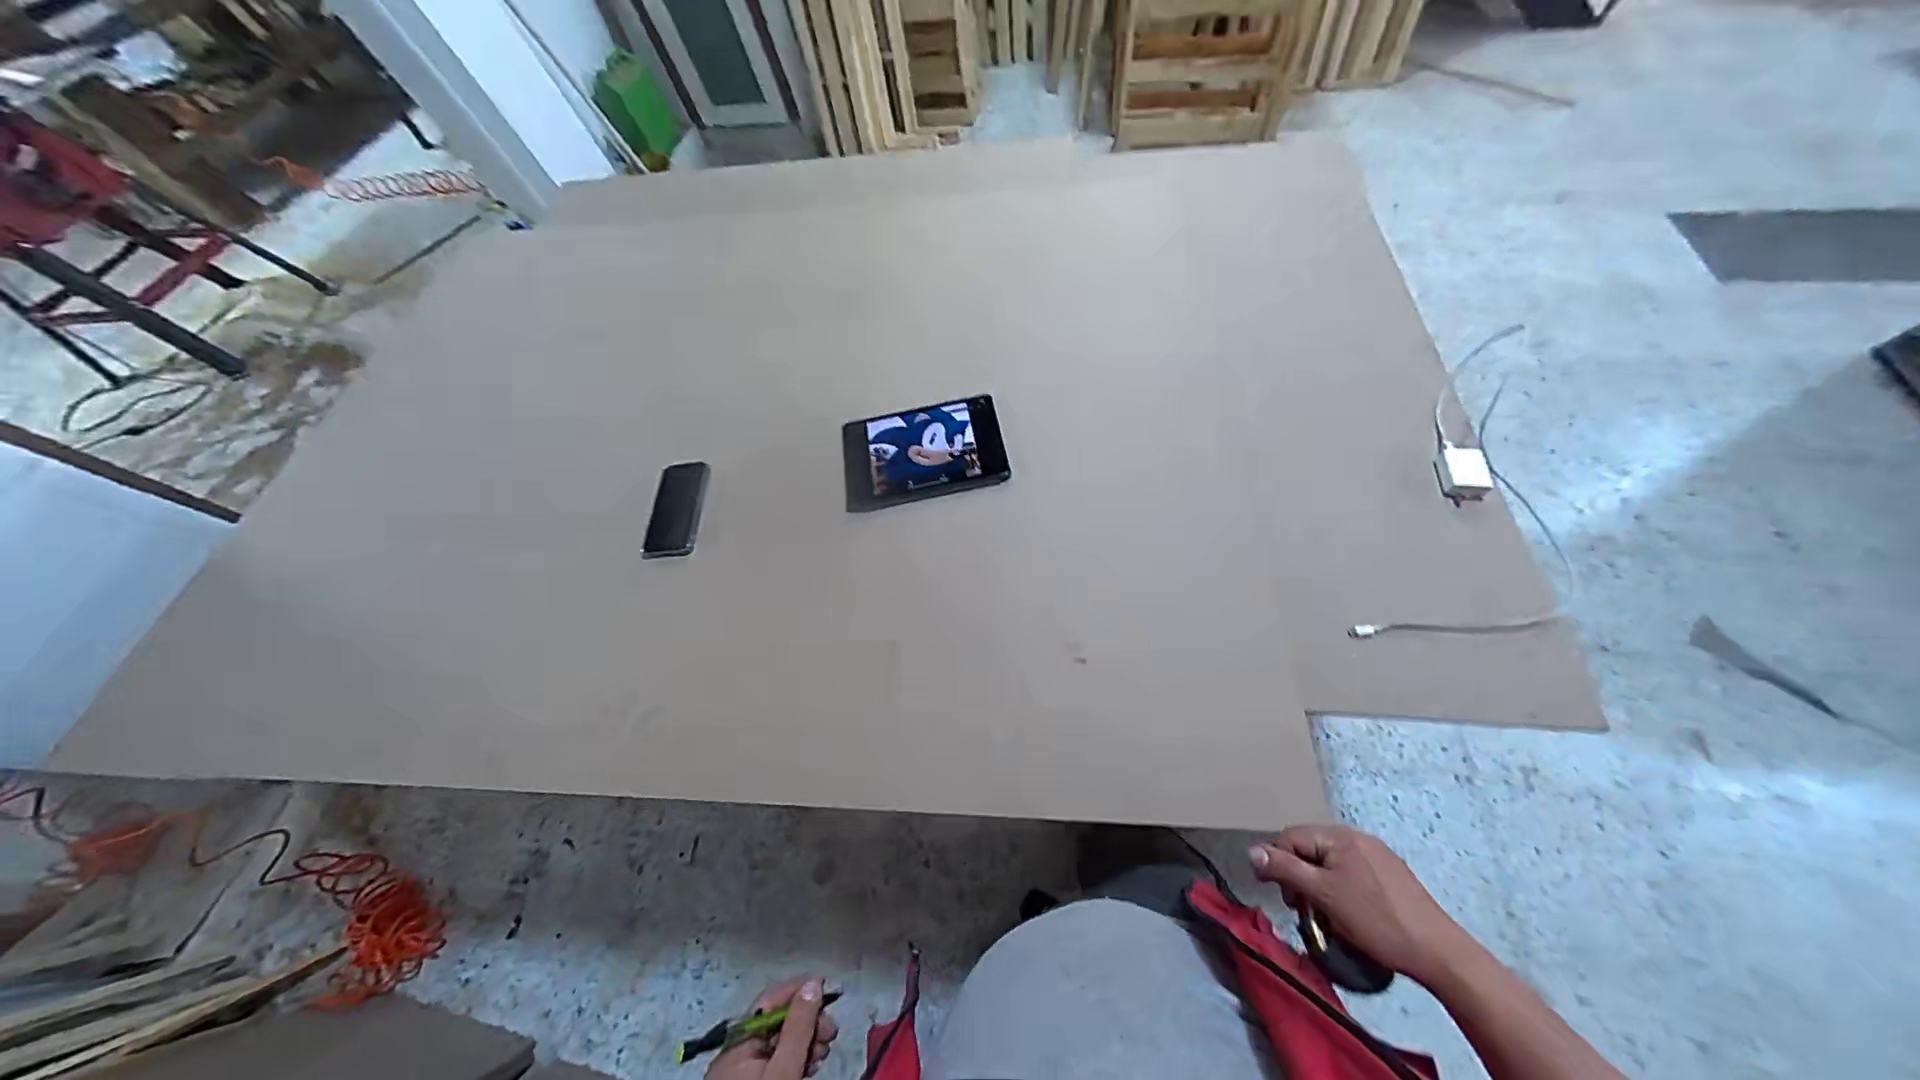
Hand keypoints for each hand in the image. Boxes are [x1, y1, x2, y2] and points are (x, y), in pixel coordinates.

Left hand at [706, 978, 838, 1079]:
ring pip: (782, 1041)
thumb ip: (799, 1026)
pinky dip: (798, 1058)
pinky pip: (779, 1061)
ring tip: (823, 1053)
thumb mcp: (784, 1069)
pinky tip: (812, 1066)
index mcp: (739, 1040)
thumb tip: (814, 984)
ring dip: (807, 1040)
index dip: (800, 990)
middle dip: (809, 1020)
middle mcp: (740, 1050)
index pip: (771, 999)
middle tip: (831, 1033)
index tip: (829, 992)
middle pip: (779, 1020)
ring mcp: (746, 1071)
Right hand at [1249, 825, 1474, 987]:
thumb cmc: (1375, 921)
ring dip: (1318, 884)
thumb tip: (1252, 850)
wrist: (1439, 953)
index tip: (1284, 897)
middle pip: (1309, 847)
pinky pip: (1351, 871)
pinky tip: (1350, 912)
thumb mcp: (1322, 895)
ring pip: (1329, 861)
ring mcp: (1377, 854)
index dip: (1278, 864)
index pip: (1290, 837)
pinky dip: (1340, 888)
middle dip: (1299, 875)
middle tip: (1303, 908)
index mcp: (1339, 835)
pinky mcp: (1391, 873)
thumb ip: (1285, 869)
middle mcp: (1357, 836)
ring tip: (1325, 913)